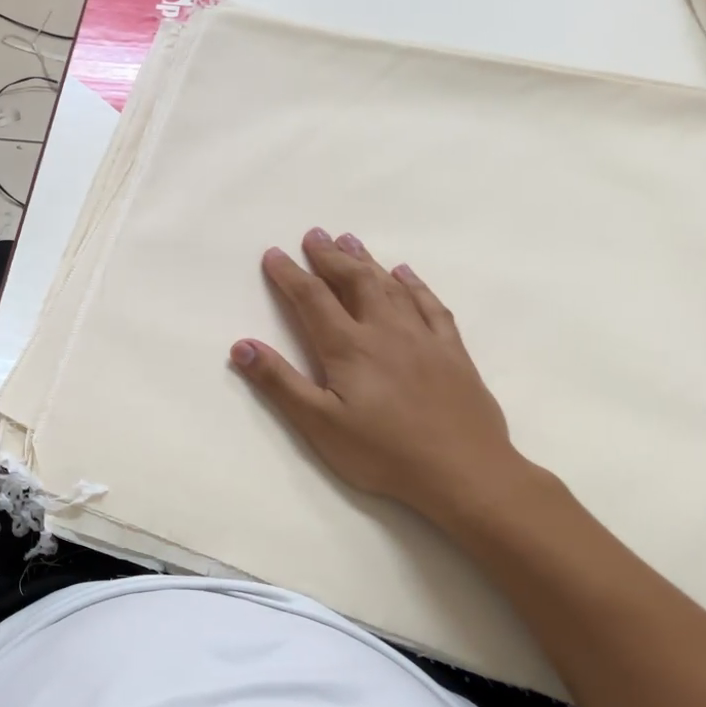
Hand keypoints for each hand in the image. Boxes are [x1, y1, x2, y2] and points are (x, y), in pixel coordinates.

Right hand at [229, 228, 533, 522]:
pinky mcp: (452, 353)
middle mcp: (386, 332)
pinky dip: (414, 285)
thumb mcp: (317, 423)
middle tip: (314, 234)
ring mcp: (423, 340)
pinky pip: (430, 307)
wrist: (464, 472)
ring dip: (367, 262)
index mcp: (349, 348)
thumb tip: (241, 345)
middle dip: (330, 257)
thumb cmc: (382, 452)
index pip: (313, 300)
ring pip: (391, 287)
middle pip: (355, 283)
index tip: (274, 255)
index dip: (291, 275)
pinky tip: (405, 274)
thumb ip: (279, 382)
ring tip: (350, 241)